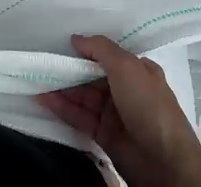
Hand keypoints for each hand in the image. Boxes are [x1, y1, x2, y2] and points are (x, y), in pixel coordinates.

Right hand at [35, 34, 200, 186]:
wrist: (164, 162)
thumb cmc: (148, 105)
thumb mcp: (127, 67)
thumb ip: (100, 48)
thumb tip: (76, 38)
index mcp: (138, 72)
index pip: (108, 56)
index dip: (86, 51)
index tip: (62, 45)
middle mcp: (126, 90)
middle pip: (92, 76)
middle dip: (69, 70)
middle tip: (42, 63)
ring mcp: (114, 114)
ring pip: (83, 97)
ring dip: (61, 89)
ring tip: (36, 79)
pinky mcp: (104, 135)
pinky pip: (79, 117)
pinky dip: (62, 108)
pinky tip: (43, 99)